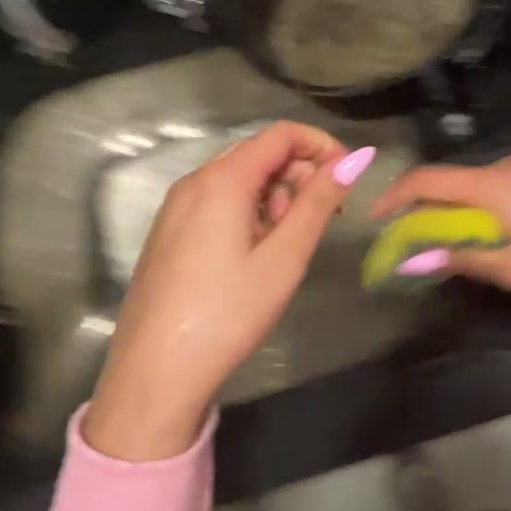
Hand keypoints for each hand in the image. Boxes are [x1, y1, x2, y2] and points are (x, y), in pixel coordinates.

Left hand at [83, 122, 375, 460]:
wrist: (155, 377)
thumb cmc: (227, 314)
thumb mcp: (285, 257)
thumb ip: (320, 201)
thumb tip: (356, 159)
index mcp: (222, 181)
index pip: (282, 134)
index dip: (323, 146)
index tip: (350, 178)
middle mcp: (194, 183)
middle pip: (260, 153)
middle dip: (302, 174)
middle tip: (324, 218)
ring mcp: (176, 209)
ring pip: (241, 179)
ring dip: (279, 196)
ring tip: (290, 243)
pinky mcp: (170, 234)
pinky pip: (220, 202)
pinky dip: (252, 212)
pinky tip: (259, 254)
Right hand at [367, 156, 510, 296]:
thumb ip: (464, 258)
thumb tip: (425, 258)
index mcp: (491, 184)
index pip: (428, 179)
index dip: (396, 195)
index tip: (375, 217)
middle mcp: (504, 168)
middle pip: (450, 182)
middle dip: (424, 211)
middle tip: (409, 244)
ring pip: (473, 188)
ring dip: (453, 213)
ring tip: (444, 248)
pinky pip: (495, 190)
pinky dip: (478, 210)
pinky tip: (483, 237)